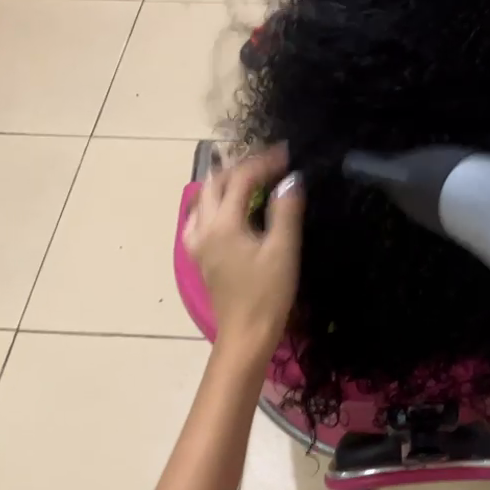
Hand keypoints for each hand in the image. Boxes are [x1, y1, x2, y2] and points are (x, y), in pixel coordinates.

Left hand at [182, 146, 303, 362]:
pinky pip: (199, 218)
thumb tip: (291, 179)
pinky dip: (213, 204)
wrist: (246, 335)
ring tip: (250, 180)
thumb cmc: (268, 294)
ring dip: (225, 183)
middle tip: (271, 164)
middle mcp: (204, 228)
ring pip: (203, 199)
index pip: (241, 179)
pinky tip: (227, 210)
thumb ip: (286, 210)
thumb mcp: (283, 249)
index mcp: (224, 223)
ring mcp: (197, 243)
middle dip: (242, 167)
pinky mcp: (200, 256)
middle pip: (216, 183)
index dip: (264, 162)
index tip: (288, 154)